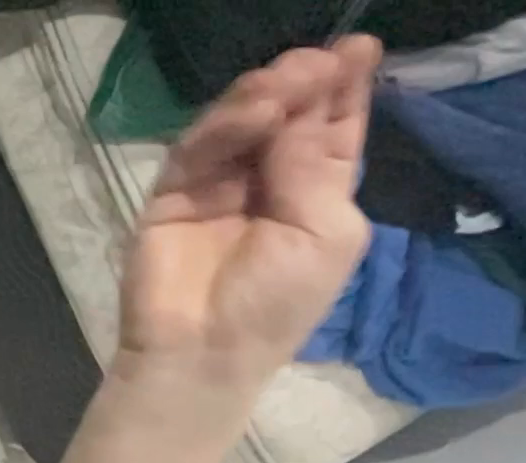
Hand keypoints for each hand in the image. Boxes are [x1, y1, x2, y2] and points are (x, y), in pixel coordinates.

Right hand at [120, 35, 381, 384]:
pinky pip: (195, 155)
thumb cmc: (275, 305)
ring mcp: (212, 192)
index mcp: (313, 195)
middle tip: (316, 63)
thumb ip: (314, 167)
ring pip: (237, 129)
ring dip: (263, 98)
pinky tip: (254, 113)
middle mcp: (263, 186)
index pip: (329, 129)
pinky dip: (223, 129)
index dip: (343, 89)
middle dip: (303, 85)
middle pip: (284, 119)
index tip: (356, 49)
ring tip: (284, 82)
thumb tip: (300, 103)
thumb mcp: (324, 232)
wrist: (201, 351)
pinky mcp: (168, 201)